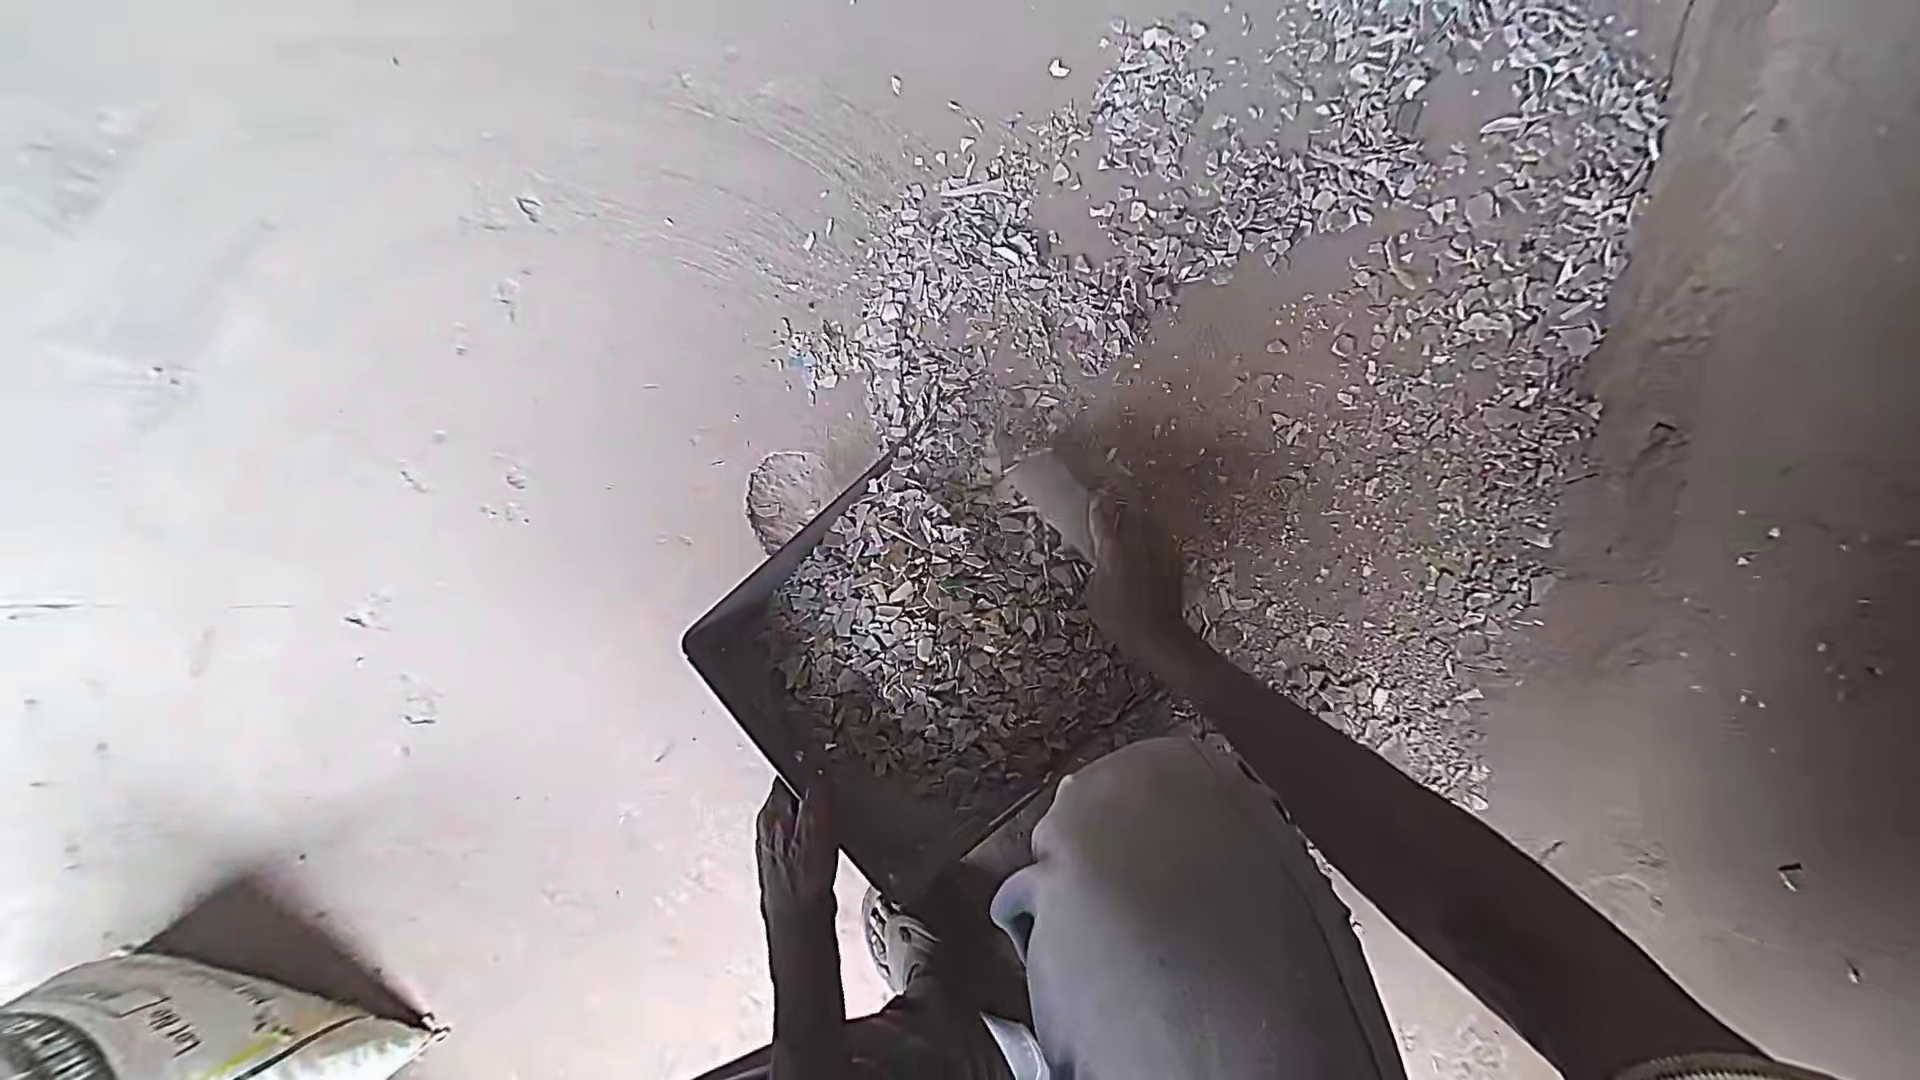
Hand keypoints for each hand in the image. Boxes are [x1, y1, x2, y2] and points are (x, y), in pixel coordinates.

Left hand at [757, 776, 836, 919]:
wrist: (798, 928)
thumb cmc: (802, 885)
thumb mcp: (817, 833)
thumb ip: (817, 799)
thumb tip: (818, 770)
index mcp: (771, 815)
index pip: (786, 774)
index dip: (808, 765)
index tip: (825, 761)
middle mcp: (768, 826)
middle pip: (791, 791)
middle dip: (812, 786)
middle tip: (832, 783)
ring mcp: (775, 843)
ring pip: (797, 811)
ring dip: (814, 807)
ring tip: (832, 809)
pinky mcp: (787, 857)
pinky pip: (802, 829)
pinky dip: (815, 827)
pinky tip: (826, 837)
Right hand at [1085, 493, 1191, 661]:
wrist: (1158, 634)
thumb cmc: (1121, 619)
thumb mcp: (1095, 592)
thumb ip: (1097, 565)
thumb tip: (1099, 554)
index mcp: (1112, 548)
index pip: (1102, 513)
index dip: (1097, 502)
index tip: (1094, 497)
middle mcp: (1138, 541)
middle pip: (1129, 508)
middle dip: (1120, 506)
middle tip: (1112, 508)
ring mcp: (1160, 547)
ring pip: (1148, 518)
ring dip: (1139, 518)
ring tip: (1131, 524)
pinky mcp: (1175, 557)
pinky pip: (1162, 536)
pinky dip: (1154, 536)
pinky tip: (1148, 546)